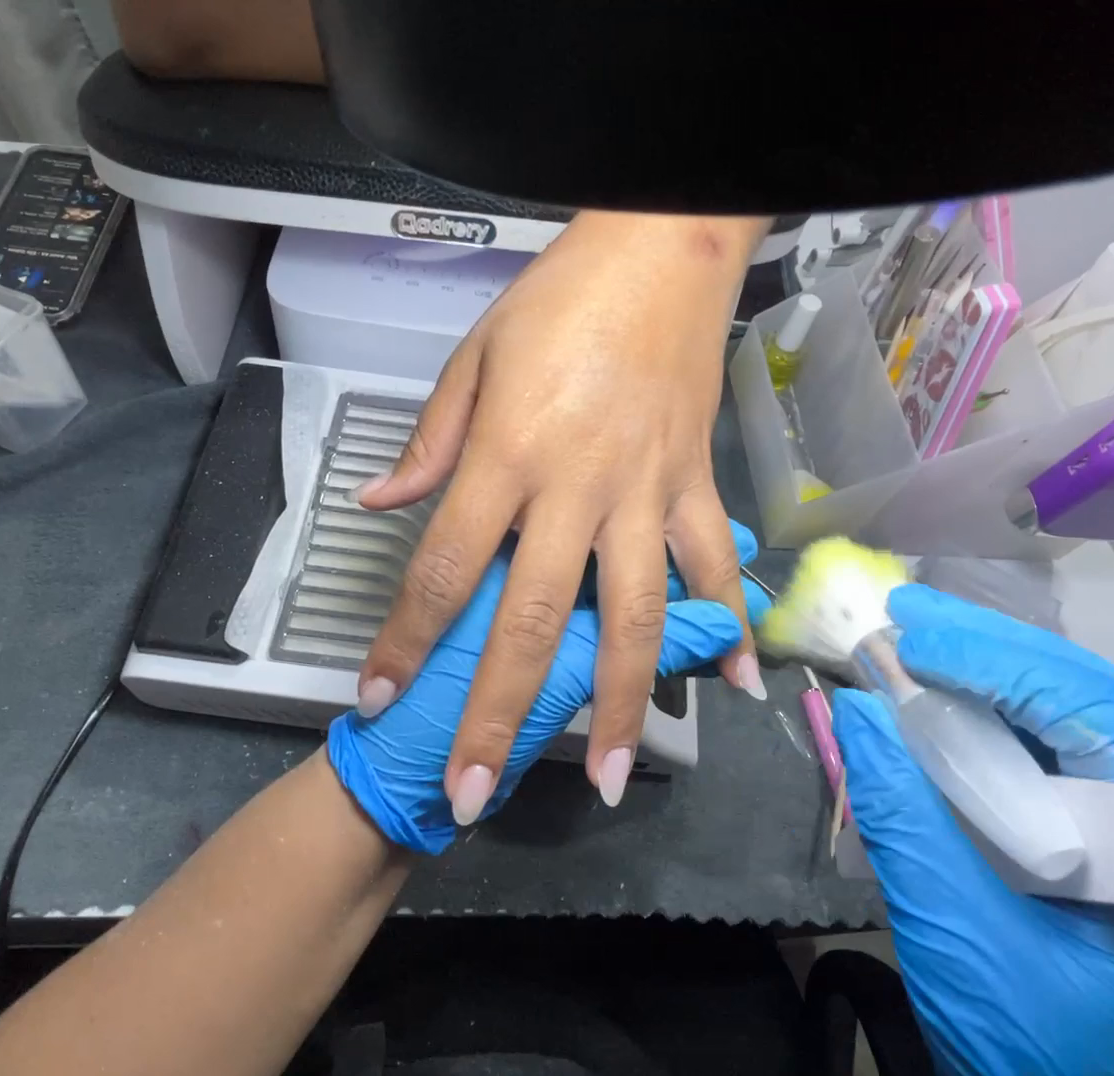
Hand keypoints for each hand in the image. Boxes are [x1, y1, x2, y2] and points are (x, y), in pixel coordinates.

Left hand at [355, 211, 773, 824]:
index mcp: (506, 455)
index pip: (443, 567)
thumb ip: (428, 442)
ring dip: (624, 703)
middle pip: (533, 619)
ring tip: (614, 778)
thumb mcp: (472, 357)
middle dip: (500, 713)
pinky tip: (735, 687)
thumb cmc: (554, 298)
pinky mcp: (697, 482)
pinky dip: (727, 625)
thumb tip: (378, 505)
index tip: (379, 698)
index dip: (408, 639)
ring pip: (634, 615)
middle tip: (472, 792)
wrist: (660, 245)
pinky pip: (712, 564)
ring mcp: (646, 492)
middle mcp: (574, 489)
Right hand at [831, 585, 1113, 1075]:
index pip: (1108, 724)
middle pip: (1094, 707)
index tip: (913, 641)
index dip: (1008, 666)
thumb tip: (858, 711)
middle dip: (996, 651)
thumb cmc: (1030, 1053)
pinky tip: (931, 695)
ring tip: (911, 637)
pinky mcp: (1094, 843)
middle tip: (904, 614)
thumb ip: (909, 822)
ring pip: (1069, 723)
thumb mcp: (960, 941)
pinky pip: (1041, 757)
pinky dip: (980, 716)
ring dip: (988, 672)